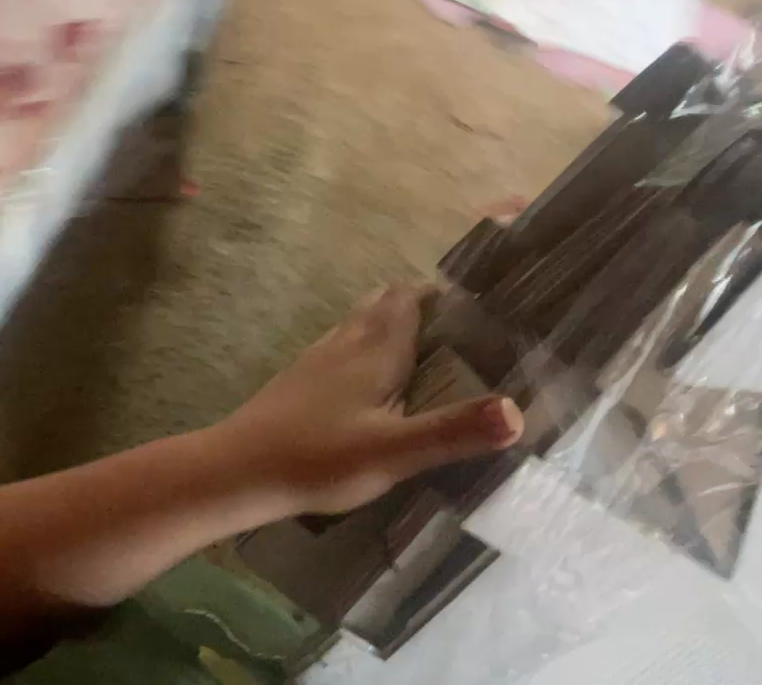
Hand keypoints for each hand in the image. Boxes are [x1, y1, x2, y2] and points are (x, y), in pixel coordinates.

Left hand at [213, 283, 523, 515]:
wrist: (241, 467)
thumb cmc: (320, 457)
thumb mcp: (395, 451)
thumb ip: (453, 431)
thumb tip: (520, 411)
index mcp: (372, 354)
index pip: (404, 303)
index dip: (433, 293)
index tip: (468, 294)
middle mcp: (343, 346)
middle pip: (378, 307)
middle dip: (412, 302)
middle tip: (450, 313)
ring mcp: (316, 360)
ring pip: (354, 324)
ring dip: (384, 319)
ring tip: (415, 332)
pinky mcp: (298, 379)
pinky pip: (338, 346)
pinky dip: (360, 343)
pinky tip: (361, 368)